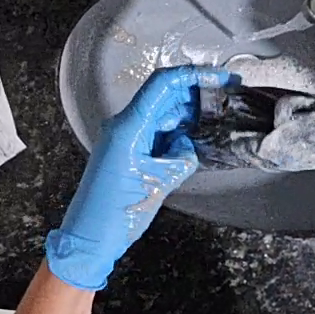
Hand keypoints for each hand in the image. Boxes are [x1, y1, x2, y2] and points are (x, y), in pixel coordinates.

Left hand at [46, 65, 234, 290]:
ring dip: (188, 112)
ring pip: (162, 113)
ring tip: (217, 115)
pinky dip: (177, 131)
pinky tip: (197, 136)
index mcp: (128, 126)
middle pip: (164, 95)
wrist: (89, 238)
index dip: (192, 76)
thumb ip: (180, 157)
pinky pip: (157, 132)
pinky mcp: (129, 150)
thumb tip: (188, 144)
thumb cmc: (113, 213)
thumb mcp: (157, 183)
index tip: (219, 77)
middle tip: (225, 94)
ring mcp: (126, 137)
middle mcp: (125, 126)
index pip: (162, 84)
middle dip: (195, 92)